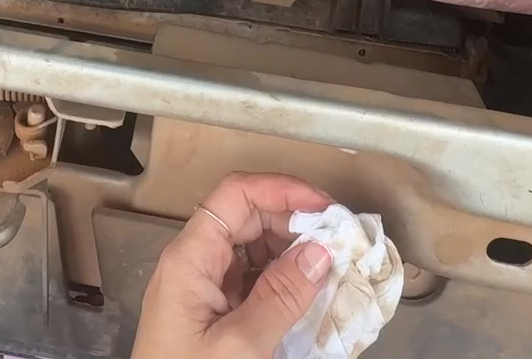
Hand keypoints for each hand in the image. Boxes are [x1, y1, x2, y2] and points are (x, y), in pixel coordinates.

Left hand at [131, 172, 333, 358]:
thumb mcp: (239, 348)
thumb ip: (280, 297)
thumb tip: (320, 250)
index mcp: (190, 256)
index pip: (235, 195)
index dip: (281, 190)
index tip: (326, 208)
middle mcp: (195, 262)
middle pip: (246, 218)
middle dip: (293, 222)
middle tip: (341, 243)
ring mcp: (204, 288)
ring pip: (253, 249)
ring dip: (292, 252)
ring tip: (334, 269)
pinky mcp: (215, 315)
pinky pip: (252, 282)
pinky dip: (283, 283)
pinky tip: (312, 297)